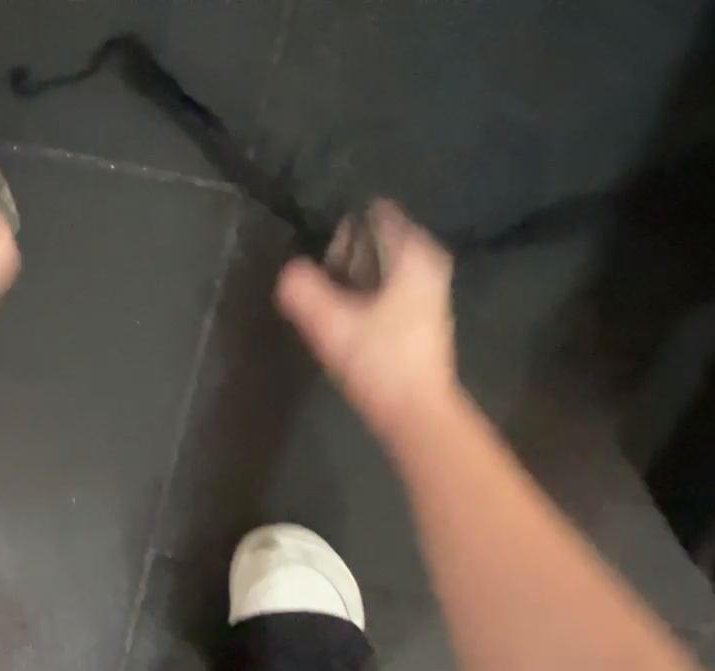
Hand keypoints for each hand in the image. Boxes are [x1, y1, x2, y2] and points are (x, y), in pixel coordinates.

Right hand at [276, 202, 458, 445]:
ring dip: (350, 277)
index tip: (316, 245)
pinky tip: (342, 318)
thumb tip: (287, 271)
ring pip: (379, 267)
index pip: (375, 213)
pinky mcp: (420, 317)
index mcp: (414, 253)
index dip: (342, 225)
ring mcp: (428, 291)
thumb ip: (304, 292)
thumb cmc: (380, 364)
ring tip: (323, 297)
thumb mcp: (333, 326)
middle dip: (343, 253)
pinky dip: (362, 295)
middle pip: (375, 241)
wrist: (415, 413)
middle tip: (314, 276)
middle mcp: (427, 263)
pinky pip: (384, 289)